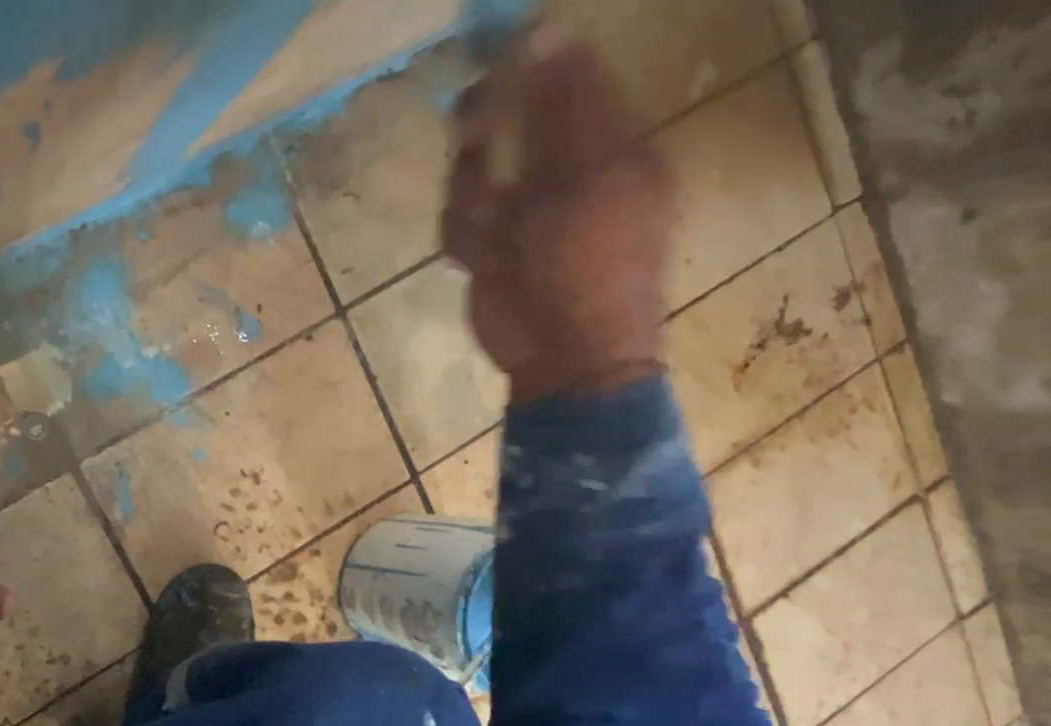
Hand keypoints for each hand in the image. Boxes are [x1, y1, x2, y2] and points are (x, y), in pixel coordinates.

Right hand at [443, 29, 674, 402]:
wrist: (562, 354)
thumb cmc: (590, 266)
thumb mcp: (587, 174)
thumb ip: (562, 104)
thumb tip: (541, 28)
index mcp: (608, 140)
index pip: (563, 76)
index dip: (525, 67)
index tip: (493, 63)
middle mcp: (562, 164)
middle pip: (506, 116)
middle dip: (487, 137)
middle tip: (478, 145)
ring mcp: (520, 206)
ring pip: (471, 169)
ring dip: (474, 197)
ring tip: (496, 236)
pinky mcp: (485, 243)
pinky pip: (457, 216)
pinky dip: (465, 236)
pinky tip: (486, 261)